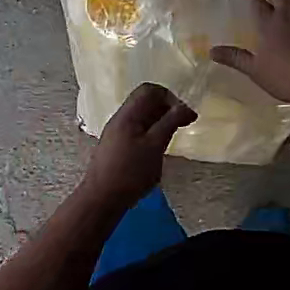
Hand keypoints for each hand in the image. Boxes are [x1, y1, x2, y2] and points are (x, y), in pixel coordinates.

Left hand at [83, 83, 195, 204]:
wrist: (102, 199)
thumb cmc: (130, 172)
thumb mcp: (156, 145)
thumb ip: (171, 122)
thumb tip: (187, 107)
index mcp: (128, 114)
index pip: (149, 90)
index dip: (169, 97)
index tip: (182, 114)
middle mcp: (120, 119)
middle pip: (144, 102)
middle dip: (166, 109)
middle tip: (180, 126)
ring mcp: (116, 133)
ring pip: (141, 117)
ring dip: (159, 122)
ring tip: (170, 138)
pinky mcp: (116, 147)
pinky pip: (137, 130)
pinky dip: (150, 133)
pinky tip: (156, 150)